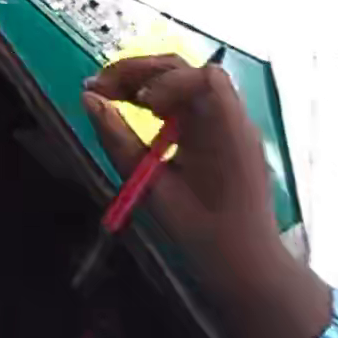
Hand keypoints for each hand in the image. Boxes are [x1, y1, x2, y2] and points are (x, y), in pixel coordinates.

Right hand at [83, 56, 331, 337]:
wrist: (248, 268)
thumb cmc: (204, 233)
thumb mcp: (153, 188)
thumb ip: (119, 140)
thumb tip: (88, 98)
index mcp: (227, 134)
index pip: (203, 78)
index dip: (166, 80)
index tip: (137, 104)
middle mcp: (231, 120)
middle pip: (184, 70)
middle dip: (138, 71)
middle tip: (98, 86)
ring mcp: (225, 123)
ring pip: (180, 78)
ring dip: (141, 80)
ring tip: (107, 94)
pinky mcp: (215, 129)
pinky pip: (183, 96)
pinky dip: (153, 94)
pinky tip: (132, 108)